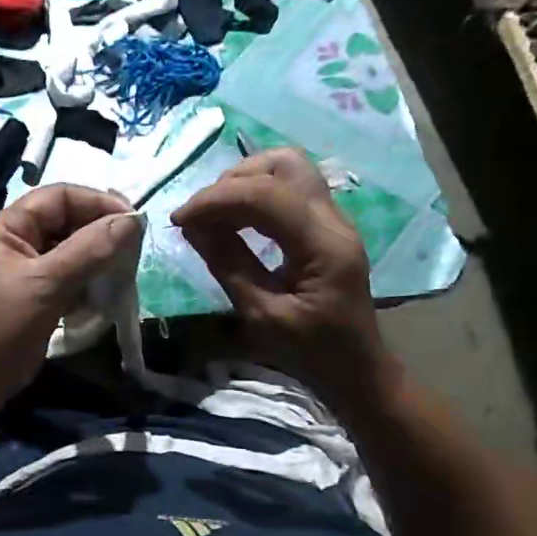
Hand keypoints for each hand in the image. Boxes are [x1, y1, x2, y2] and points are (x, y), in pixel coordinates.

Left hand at [0, 184, 138, 410]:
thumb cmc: (2, 328)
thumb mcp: (46, 285)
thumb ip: (88, 250)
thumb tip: (132, 220)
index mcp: (7, 227)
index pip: (58, 197)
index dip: (97, 202)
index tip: (132, 220)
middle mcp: (17, 240)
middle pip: (68, 220)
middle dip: (101, 232)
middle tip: (133, 247)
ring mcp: (28, 267)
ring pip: (74, 248)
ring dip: (99, 258)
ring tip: (123, 270)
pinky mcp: (40, 292)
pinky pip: (73, 274)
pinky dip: (91, 280)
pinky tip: (105, 291)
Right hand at [171, 148, 386, 399]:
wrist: (357, 370)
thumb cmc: (311, 354)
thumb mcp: (262, 316)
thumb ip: (228, 264)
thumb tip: (191, 226)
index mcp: (324, 245)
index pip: (266, 195)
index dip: (215, 199)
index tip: (179, 220)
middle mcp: (334, 220)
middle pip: (283, 164)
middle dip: (232, 181)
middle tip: (200, 215)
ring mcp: (335, 219)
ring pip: (288, 169)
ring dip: (245, 182)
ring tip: (214, 215)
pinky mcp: (327, 226)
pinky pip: (291, 189)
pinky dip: (257, 194)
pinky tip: (235, 220)